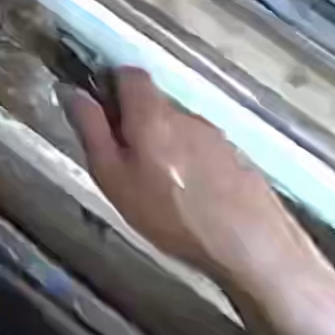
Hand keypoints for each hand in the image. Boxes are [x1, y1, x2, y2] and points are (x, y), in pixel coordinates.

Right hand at [64, 67, 314, 289]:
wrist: (264, 260)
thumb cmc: (172, 215)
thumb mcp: (111, 173)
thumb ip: (88, 126)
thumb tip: (69, 89)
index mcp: (152, 114)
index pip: (129, 73)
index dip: (110, 81)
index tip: (99, 107)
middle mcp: (188, 117)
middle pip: (153, 103)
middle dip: (134, 119)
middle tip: (123, 157)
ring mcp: (221, 141)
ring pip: (179, 128)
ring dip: (164, 142)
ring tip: (158, 183)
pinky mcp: (245, 165)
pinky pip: (204, 150)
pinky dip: (191, 162)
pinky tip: (192, 197)